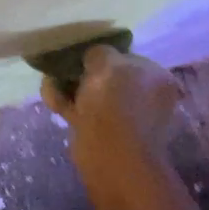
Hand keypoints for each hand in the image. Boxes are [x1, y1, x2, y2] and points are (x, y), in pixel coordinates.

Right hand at [41, 45, 181, 183]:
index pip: (129, 58)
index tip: (83, 54)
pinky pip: (83, 111)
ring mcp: (126, 117)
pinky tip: (51, 96)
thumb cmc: (115, 103)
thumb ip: (99, 52)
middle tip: (64, 67)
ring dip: (71, 87)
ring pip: (93, 94)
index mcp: (157, 77)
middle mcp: (145, 96)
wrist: (111, 157)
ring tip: (51, 81)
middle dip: (85, 72)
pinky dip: (67, 104)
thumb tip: (93, 57)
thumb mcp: (106, 62)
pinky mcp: (105, 134)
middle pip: (109, 76)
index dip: (104, 54)